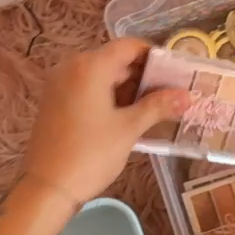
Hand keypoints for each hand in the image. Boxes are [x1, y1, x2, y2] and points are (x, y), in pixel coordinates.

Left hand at [19, 38, 189, 208]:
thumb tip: (187, 95)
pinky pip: (87, 87)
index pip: (128, 46)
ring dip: (126, 86)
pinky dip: (108, 95)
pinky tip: (127, 114)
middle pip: (114, 59)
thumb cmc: (90, 154)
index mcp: (90, 66)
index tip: (175, 71)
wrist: (47, 188)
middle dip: (142, 74)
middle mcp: (71, 67)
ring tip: (154, 105)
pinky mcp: (55, 101)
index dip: (154, 55)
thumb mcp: (128, 129)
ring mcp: (60, 84)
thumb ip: (158, 106)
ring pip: (101, 75)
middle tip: (170, 91)